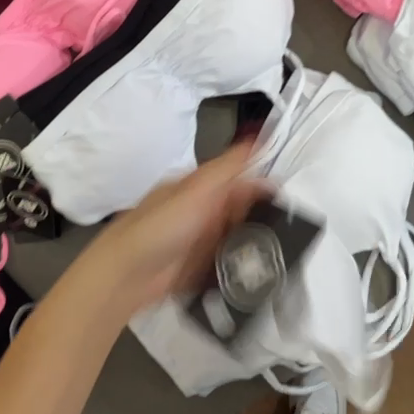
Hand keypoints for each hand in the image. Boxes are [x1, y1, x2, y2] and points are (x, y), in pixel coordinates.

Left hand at [74, 143, 268, 312]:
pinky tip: (259, 273)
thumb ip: (228, 167)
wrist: (126, 275)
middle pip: (241, 211)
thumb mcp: (196, 190)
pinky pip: (228, 264)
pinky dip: (241, 267)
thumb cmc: (159, 227)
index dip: (261, 185)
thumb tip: (259, 138)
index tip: (287, 199)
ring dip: (254, 244)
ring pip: (237, 238)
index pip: (237, 178)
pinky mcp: (200, 269)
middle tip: (287, 231)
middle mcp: (200, 211)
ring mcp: (200, 242)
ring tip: (280, 253)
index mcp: (198, 187)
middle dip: (262, 218)